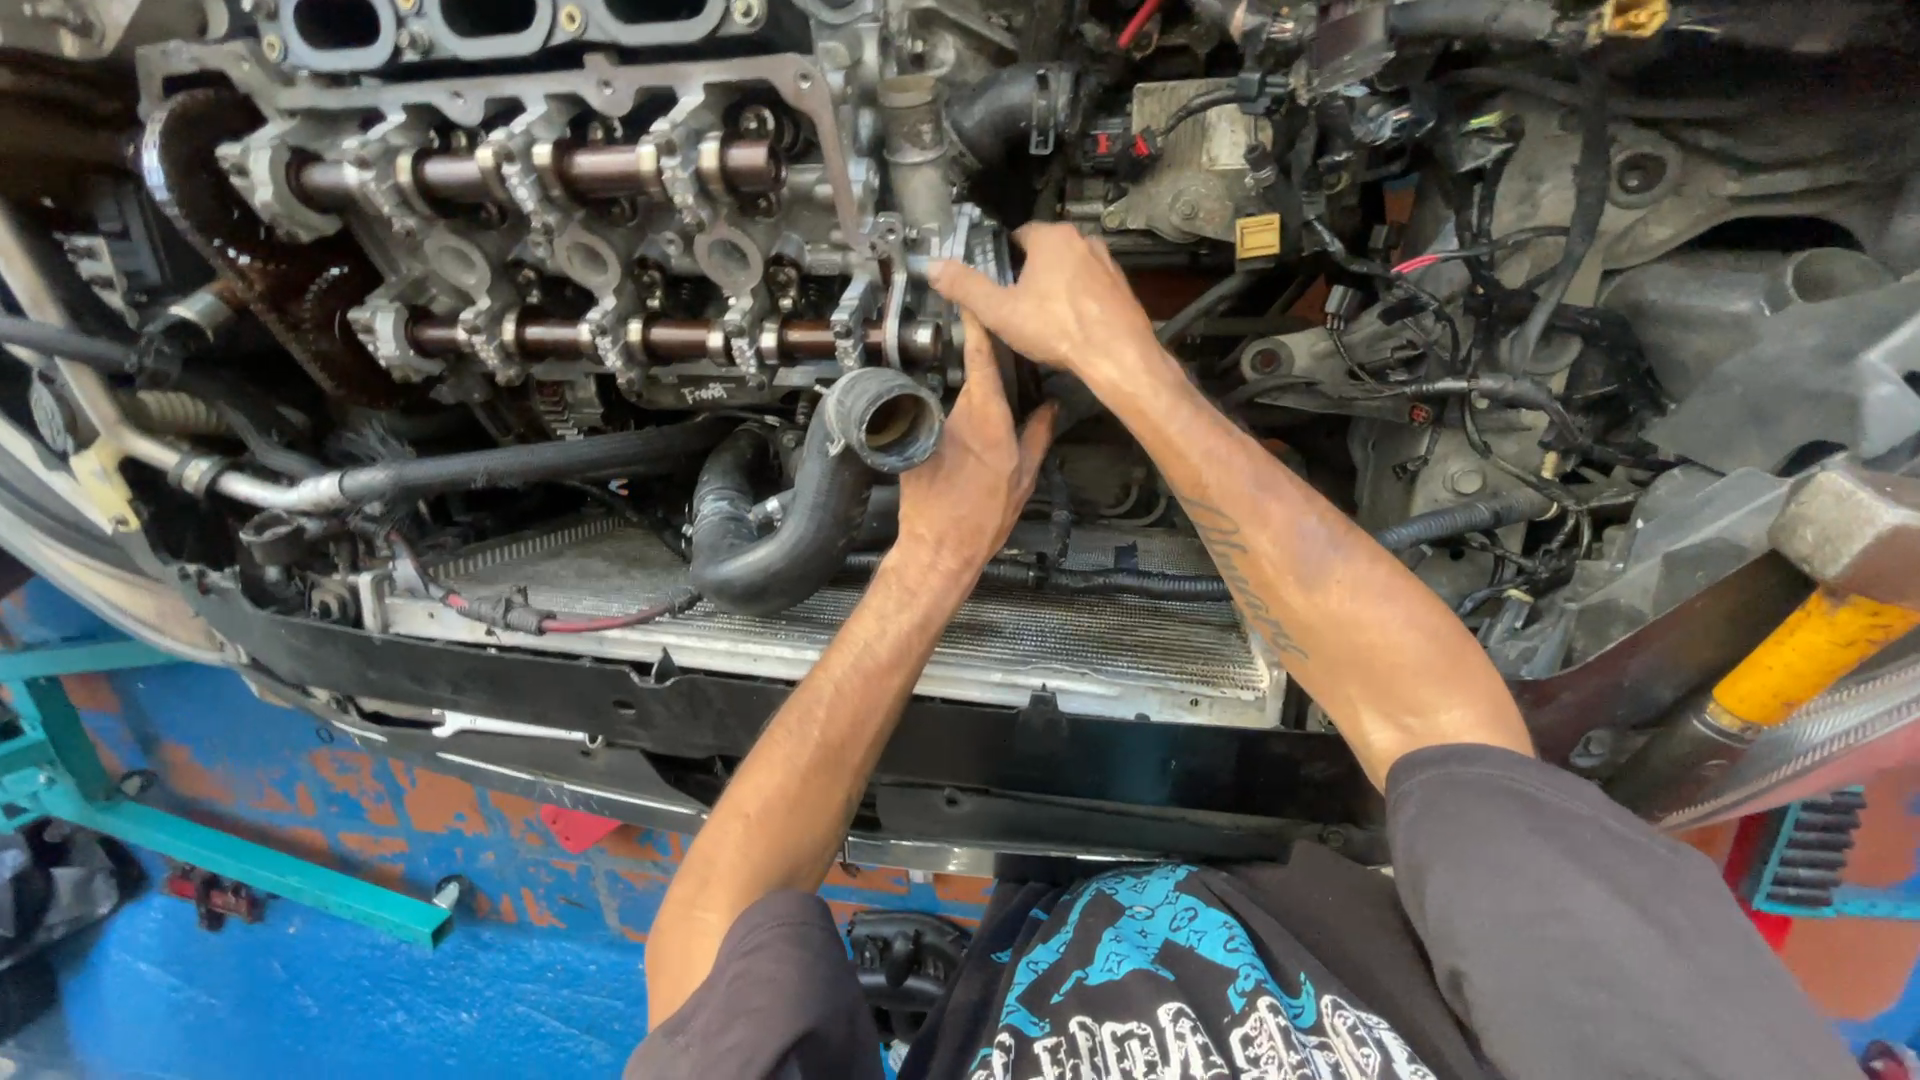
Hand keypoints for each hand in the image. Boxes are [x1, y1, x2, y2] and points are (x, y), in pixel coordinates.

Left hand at [891, 310, 1056, 578]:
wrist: (939, 547)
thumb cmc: (985, 517)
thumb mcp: (1024, 479)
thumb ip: (1038, 437)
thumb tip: (1050, 408)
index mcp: (988, 417)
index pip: (980, 357)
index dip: (977, 324)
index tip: (974, 299)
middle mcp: (957, 415)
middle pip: (971, 381)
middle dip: (986, 376)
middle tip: (1006, 377)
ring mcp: (933, 428)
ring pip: (956, 405)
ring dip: (971, 411)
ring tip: (986, 434)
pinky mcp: (915, 443)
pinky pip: (938, 426)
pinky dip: (951, 432)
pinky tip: (960, 455)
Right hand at [927, 222, 1162, 387]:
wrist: (1116, 354)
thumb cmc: (1056, 328)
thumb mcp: (999, 311)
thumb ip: (965, 287)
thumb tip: (931, 266)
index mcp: (1050, 237)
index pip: (1018, 236)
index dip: (1003, 260)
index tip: (997, 285)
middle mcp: (1082, 239)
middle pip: (1045, 252)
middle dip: (1030, 275)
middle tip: (1017, 308)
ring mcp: (1106, 262)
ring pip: (1070, 269)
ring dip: (1056, 288)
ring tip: (1045, 320)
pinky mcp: (1122, 285)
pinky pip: (1090, 288)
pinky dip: (1079, 301)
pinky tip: (1072, 326)